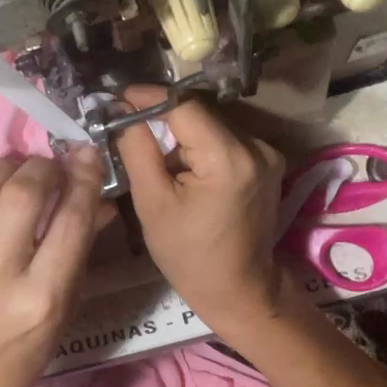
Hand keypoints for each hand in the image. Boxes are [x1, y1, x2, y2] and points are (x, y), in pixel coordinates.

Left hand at [0, 148, 109, 386]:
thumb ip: (79, 253)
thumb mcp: (63, 310)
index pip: (69, 222)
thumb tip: (98, 197)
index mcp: (41, 299)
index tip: (83, 156)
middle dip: (40, 169)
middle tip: (46, 166)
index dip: (82, 180)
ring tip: (10, 168)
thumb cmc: (20, 352)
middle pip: (20, 198)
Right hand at [112, 87, 290, 334]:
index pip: (184, 106)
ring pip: (212, 124)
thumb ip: (137, 149)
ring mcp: (268, 153)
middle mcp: (256, 146)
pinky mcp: (269, 161)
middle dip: (162, 117)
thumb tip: (121, 110)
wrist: (239, 289)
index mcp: (229, 158)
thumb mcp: (152, 203)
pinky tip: (183, 167)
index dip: (148, 97)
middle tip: (127, 125)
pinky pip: (226, 139)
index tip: (117, 97)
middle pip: (199, 114)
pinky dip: (201, 145)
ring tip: (152, 150)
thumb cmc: (189, 255)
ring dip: (182, 132)